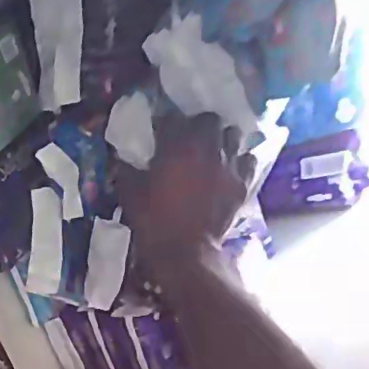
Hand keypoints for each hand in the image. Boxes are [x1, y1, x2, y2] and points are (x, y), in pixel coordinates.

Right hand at [118, 112, 257, 279]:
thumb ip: (126, 170)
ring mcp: (229, 164)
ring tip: (213, 151)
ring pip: (233, 135)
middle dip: (199, 125)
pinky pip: (248, 160)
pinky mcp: (243, 183)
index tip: (158, 132)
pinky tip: (230, 169)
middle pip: (209, 119)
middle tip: (189, 140)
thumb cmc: (153, 220)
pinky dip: (240, 161)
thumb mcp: (130, 193)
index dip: (164, 123)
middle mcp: (208, 147)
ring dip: (222, 139)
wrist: (184, 251)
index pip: (172, 117)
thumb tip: (120, 159)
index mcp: (177, 145)